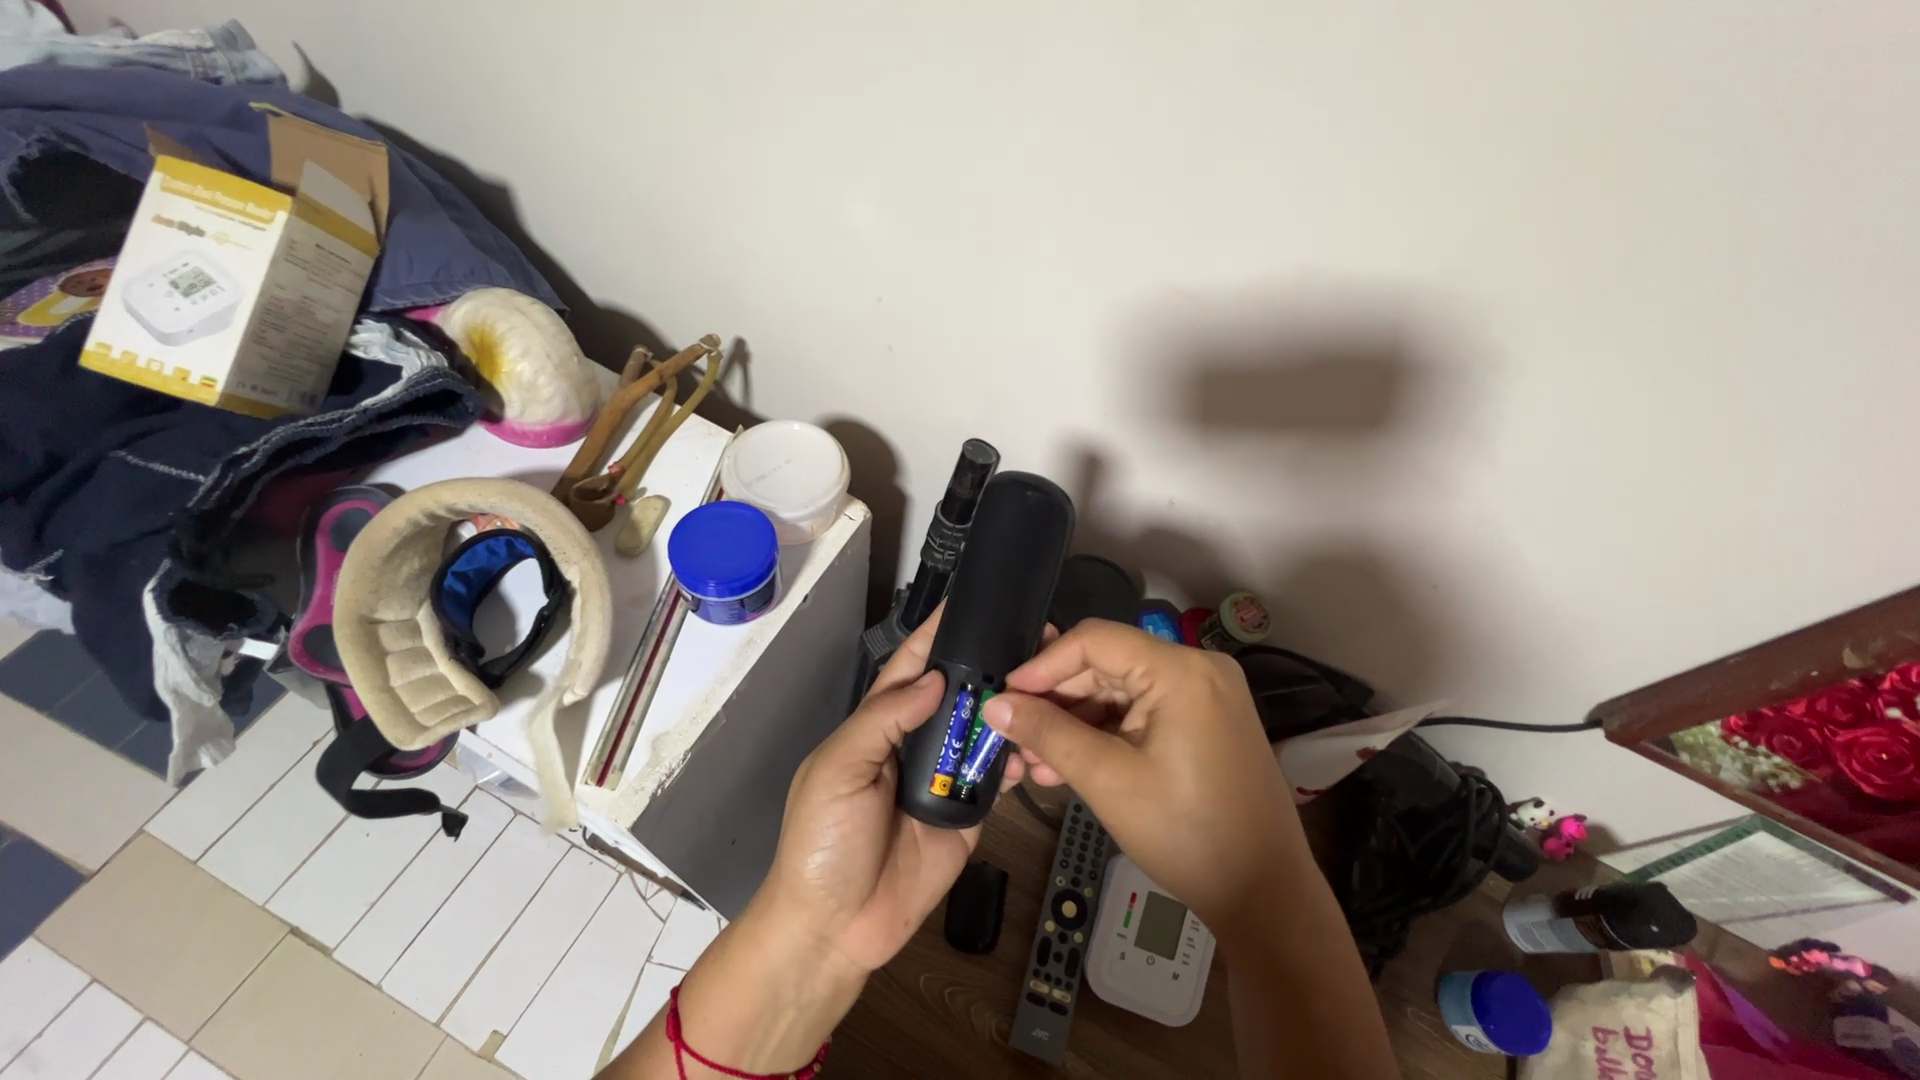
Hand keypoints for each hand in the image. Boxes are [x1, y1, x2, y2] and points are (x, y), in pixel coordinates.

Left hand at [617, 606, 1014, 1076]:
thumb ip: (884, 720)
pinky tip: (1033, 747)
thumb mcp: (839, 769)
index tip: (967, 604)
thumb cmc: (823, 840)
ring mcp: (943, 780)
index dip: (935, 636)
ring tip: (1043, 687)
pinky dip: (1015, 762)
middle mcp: (914, 744)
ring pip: (981, 733)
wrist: (836, 928)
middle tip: (1031, 641)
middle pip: (956, 697)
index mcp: (877, 726)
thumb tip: (936, 679)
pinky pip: (996, 779)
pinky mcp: (968, 815)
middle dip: (986, 669)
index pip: (909, 669)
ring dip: (1008, 712)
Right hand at [982, 618, 1300, 934]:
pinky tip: (1070, 766)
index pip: (1094, 640)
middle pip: (1106, 665)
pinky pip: (1142, 713)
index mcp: (1180, 670)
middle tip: (1015, 739)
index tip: (1003, 698)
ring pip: (1120, 692)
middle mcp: (1197, 669)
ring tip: (1037, 764)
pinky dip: (1106, 736)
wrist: (1264, 894)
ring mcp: (1205, 696)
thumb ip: (1047, 733)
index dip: (1042, 665)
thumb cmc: (1185, 832)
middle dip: (1056, 702)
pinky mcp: (1205, 723)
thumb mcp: (1107, 779)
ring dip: (1076, 724)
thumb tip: (994, 706)